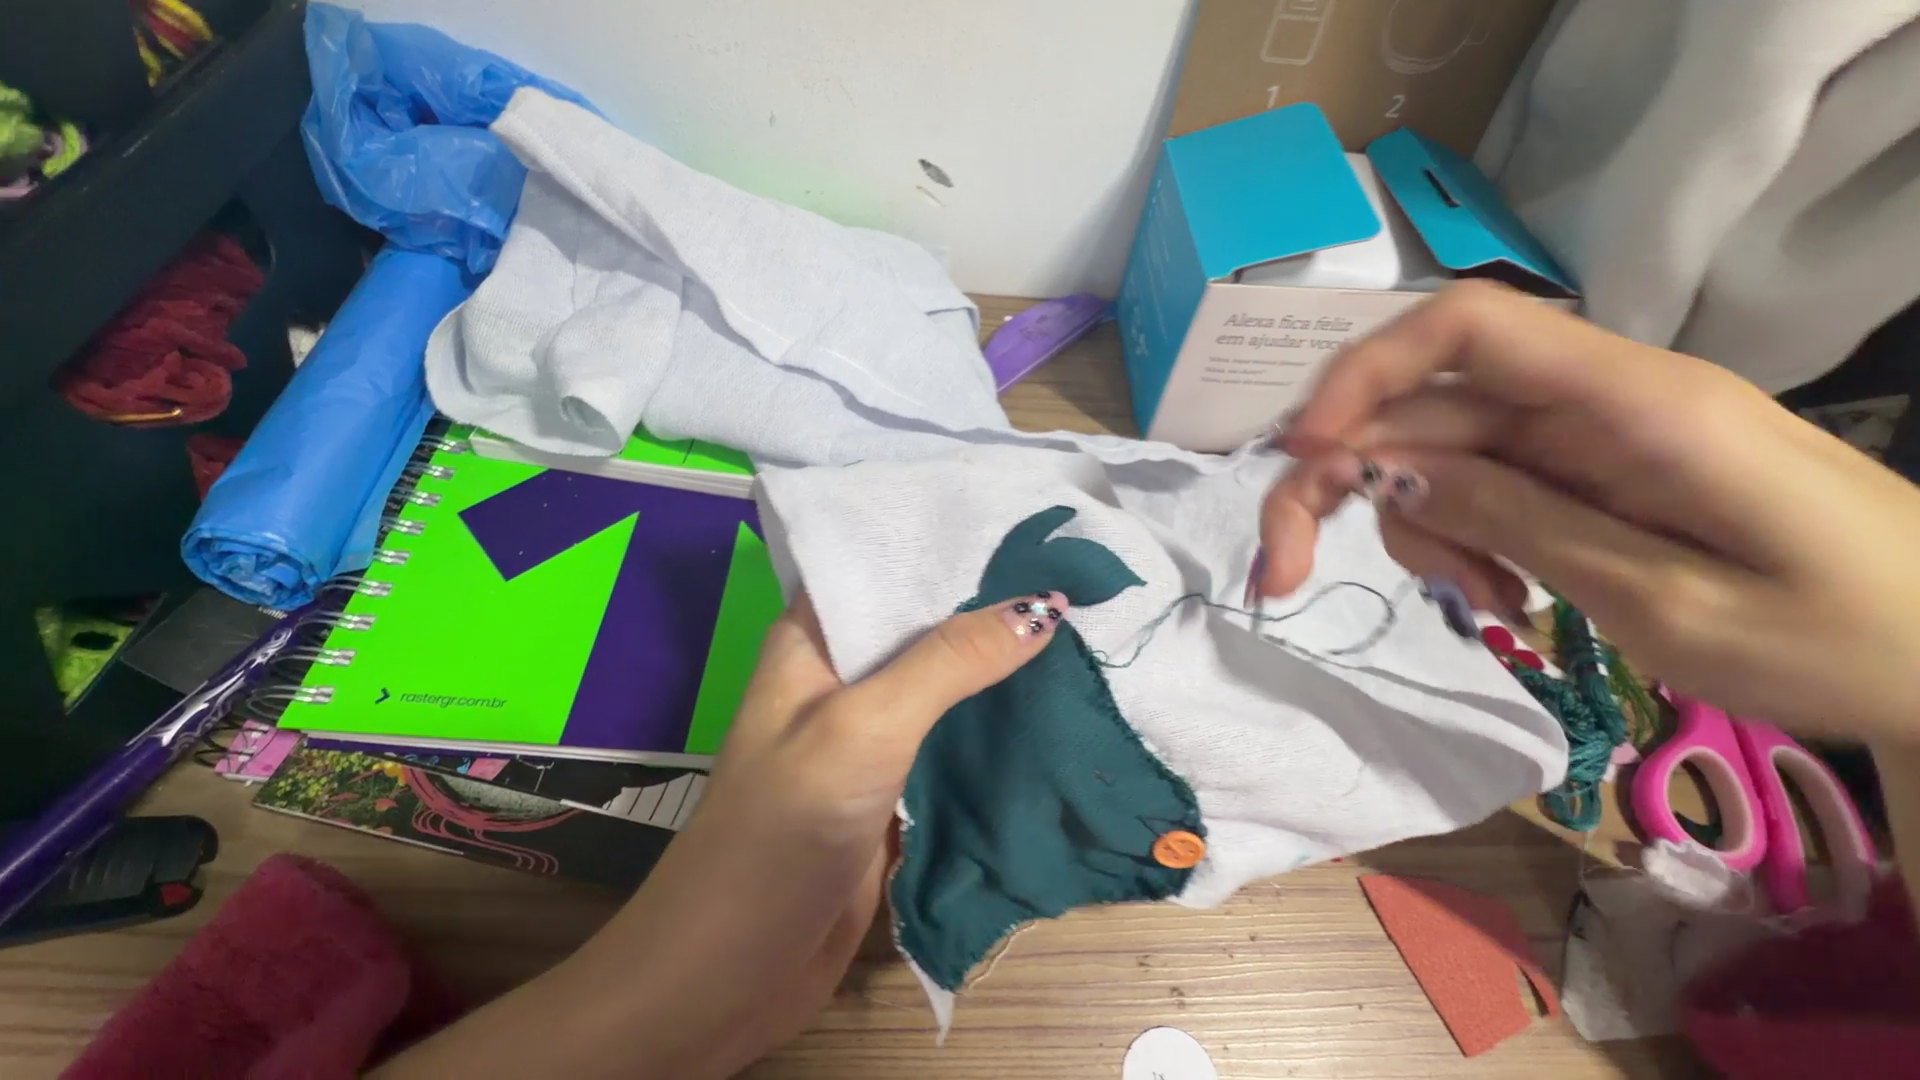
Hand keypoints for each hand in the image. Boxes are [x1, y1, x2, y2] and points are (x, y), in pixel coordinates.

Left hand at [374, 591, 1062, 1079]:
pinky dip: (997, 720)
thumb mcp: (865, 725)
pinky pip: (953, 737)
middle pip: (920, 621)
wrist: (737, 968)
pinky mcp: (895, 786)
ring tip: (1083, 622)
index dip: (943, 537)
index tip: (1022, 517)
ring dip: (999, 661)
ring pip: (943, 681)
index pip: (880, 561)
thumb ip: (947, 662)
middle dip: (987, 599)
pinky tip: (1057, 701)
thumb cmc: (784, 828)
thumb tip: (1041, 608)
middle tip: (1075, 568)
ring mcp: (870, 734)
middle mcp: (840, 676)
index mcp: (812, 638)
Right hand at [1258, 282, 1919, 743]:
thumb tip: (1386, 475)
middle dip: (1339, 483)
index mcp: (1630, 400)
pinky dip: (1456, 544)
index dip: (1362, 372)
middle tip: (1287, 571)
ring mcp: (1579, 438)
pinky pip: (1473, 491)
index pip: (1466, 327)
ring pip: (1430, 455)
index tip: (1305, 456)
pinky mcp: (1576, 475)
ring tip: (1479, 601)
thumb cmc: (1847, 636)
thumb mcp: (1665, 599)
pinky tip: (1502, 595)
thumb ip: (1516, 521)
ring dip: (1412, 529)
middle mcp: (1588, 400)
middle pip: (1419, 405)